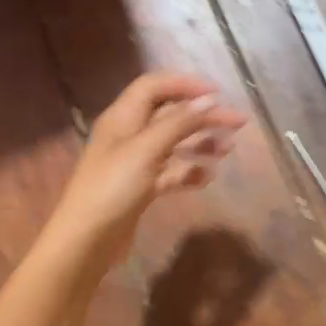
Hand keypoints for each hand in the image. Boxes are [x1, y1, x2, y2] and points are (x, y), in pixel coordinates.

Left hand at [46, 74, 247, 259]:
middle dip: (203, 115)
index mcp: (123, 117)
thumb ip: (179, 122)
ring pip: (174, 143)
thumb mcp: (147, 149)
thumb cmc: (113, 187)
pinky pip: (171, 172)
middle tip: (238, 122)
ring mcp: (135, 163)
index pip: (155, 86)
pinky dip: (189, 171)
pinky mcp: (141, 188)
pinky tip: (206, 178)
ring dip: (201, 143)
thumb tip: (210, 99)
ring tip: (228, 149)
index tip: (219, 93)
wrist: (86, 240)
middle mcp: (128, 134)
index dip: (186, 84)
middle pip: (170, 114)